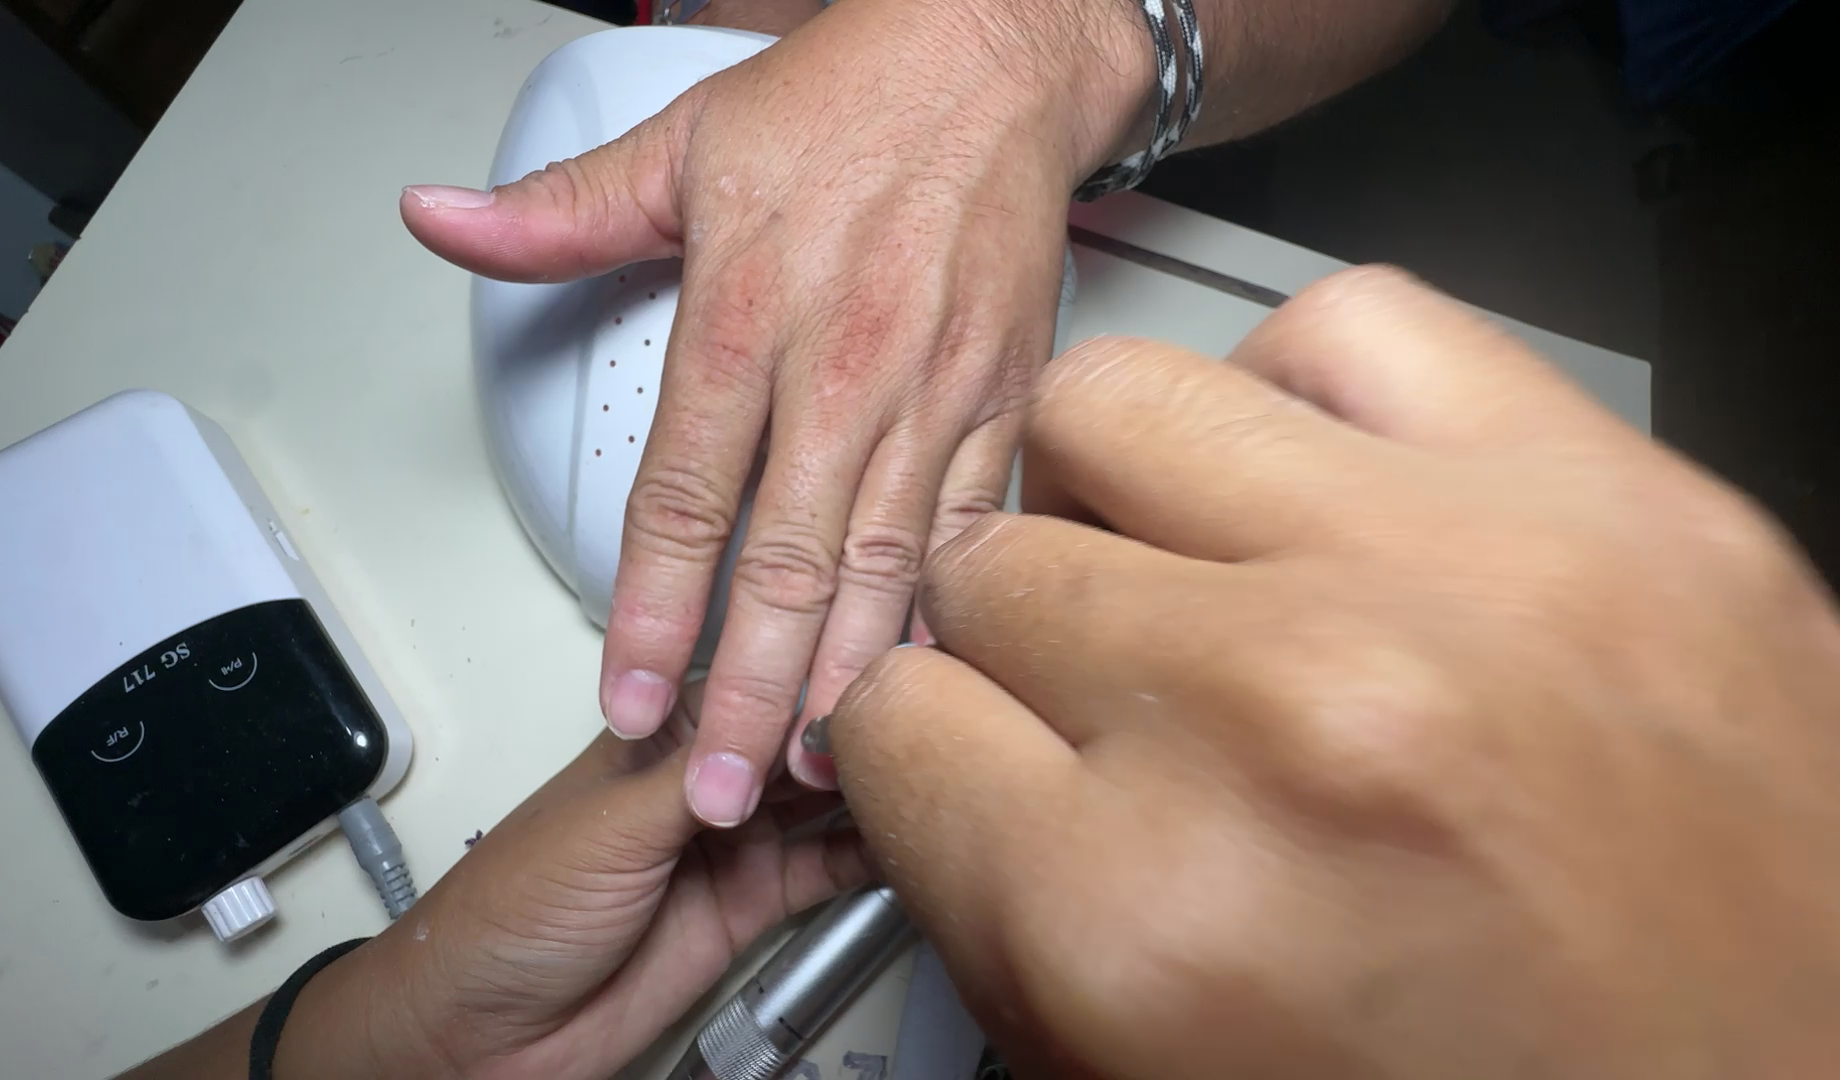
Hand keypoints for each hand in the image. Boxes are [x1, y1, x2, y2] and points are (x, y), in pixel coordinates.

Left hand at [126, 681, 867, 1079]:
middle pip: (808, 735)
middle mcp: (721, 766)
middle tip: (931, 723)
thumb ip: (701, 775)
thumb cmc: (516, 902)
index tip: (891, 676)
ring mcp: (744, 831)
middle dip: (863, 729)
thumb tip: (782, 730)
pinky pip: (831, 866)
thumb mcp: (614, 822)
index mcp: (679, 725)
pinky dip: (873, 854)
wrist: (485, 1036)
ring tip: (936, 772)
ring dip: (876, 785)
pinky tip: (912, 838)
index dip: (826, 678)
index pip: (769, 683)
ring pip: (830, 796)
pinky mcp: (759, 894)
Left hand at [399, 0, 1154, 823]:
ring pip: (883, 564)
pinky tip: (921, 676)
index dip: (650, 611)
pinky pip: (969, 528)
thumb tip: (446, 224)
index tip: (630, 698)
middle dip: (750, 690)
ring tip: (815, 765)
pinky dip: (942, 609)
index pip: (684, 497)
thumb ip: (566, 210)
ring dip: (846, 675)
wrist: (993, 64)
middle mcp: (844, 369)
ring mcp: (933, 393)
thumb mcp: (690, 141)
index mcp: (749, 312)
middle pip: (785, 561)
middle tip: (721, 785)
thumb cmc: (853, 105)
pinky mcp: (1001, 401)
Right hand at [830, 268, 1839, 1076]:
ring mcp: (1457, 583)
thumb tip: (913, 708)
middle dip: (1001, 630)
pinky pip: (1336, 332)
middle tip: (1081, 689)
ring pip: (1105, 403)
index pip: (889, 714)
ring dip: (1100, 495)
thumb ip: (970, 857)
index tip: (959, 755)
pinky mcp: (1607, 500)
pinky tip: (1310, 501)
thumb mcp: (1108, 1046)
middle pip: (985, 562)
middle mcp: (1290, 724)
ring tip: (1175, 569)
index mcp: (1141, 917)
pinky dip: (1282, 404)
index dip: (910, 739)